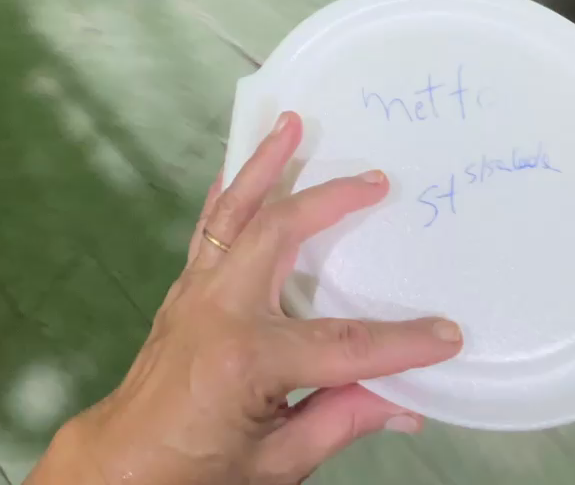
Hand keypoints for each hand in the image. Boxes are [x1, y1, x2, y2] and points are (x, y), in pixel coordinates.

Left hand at [32, 112, 462, 484]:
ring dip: (264, 163)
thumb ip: (340, 420)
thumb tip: (406, 402)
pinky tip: (240, 166)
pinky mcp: (185, 284)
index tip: (447, 334)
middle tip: (374, 178)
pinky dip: (226, 192)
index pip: (343, 346)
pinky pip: (208, 226)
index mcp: (248, 358)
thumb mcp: (277, 462)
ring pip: (234, 210)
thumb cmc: (199, 467)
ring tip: (289, 123)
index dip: (400, 343)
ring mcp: (197, 287)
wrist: (126, 458)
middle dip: (330, 201)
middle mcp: (220, 306)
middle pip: (280, 234)